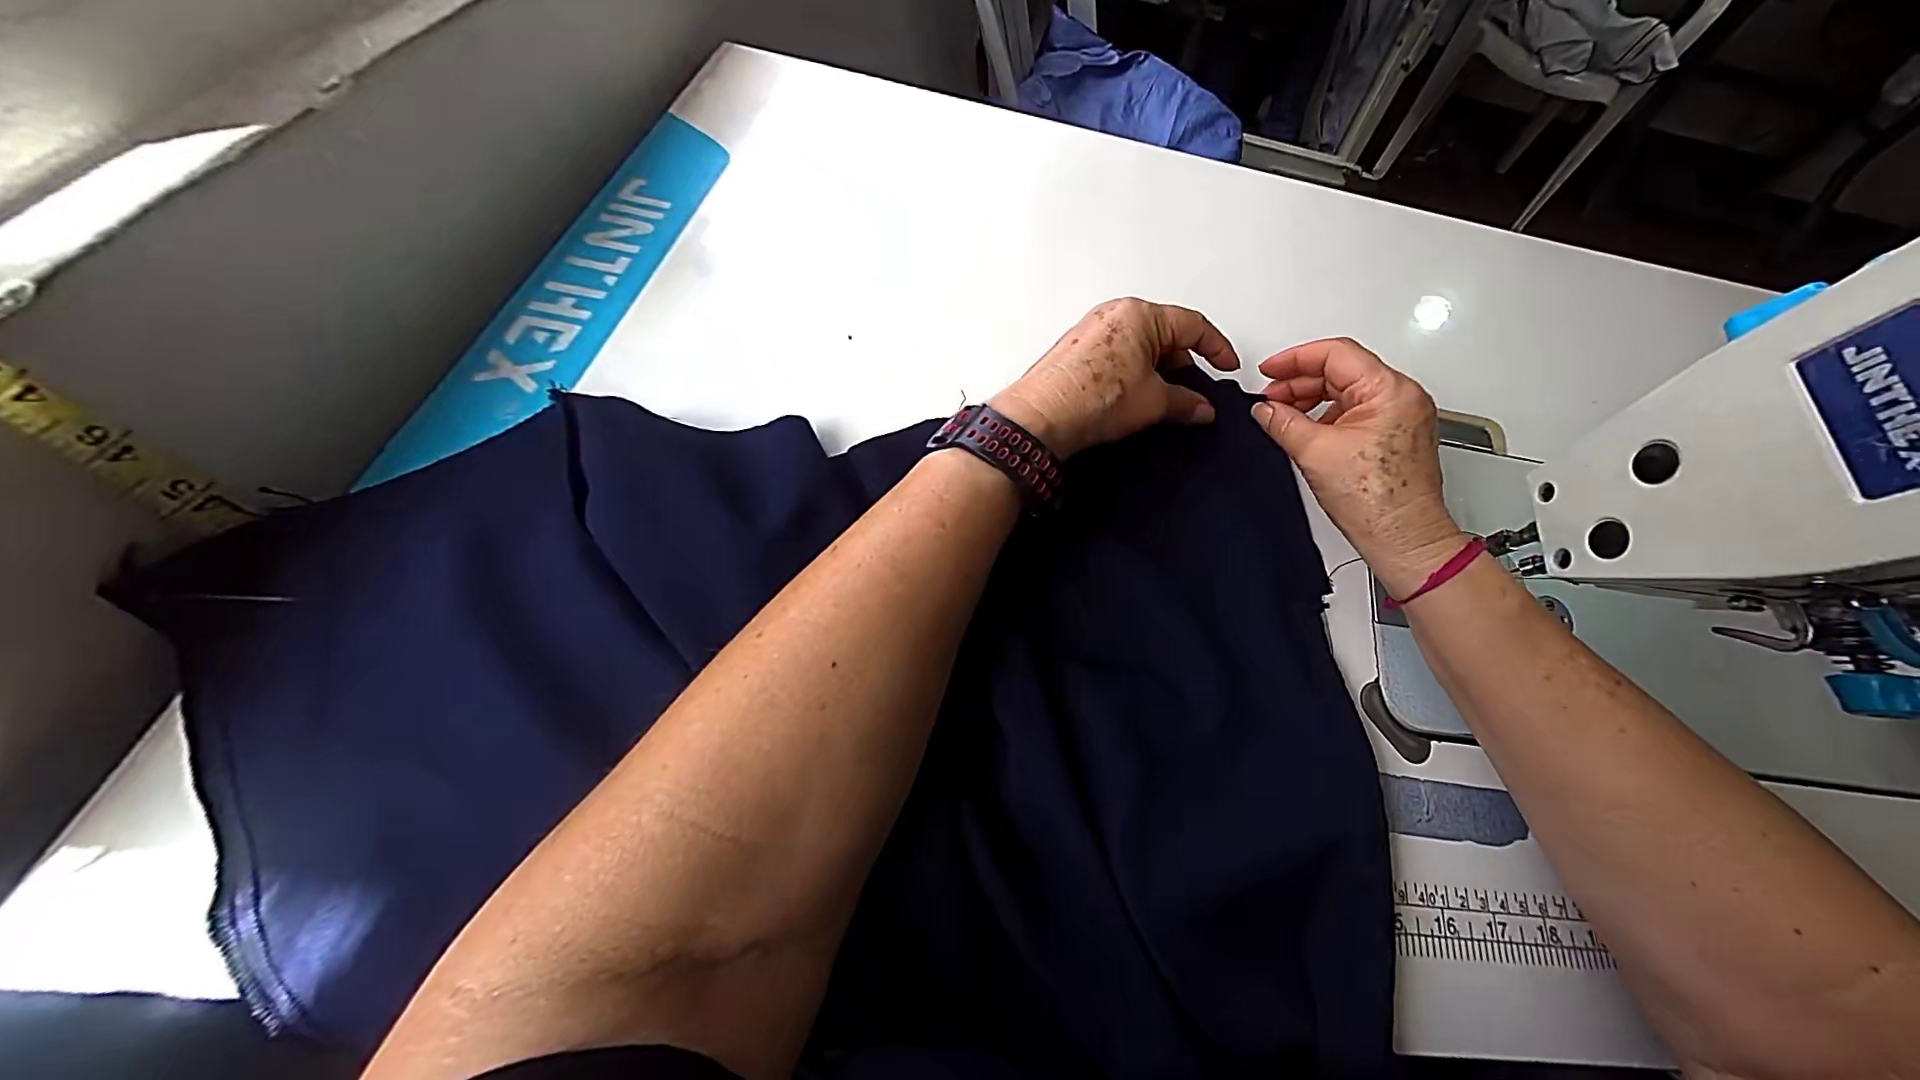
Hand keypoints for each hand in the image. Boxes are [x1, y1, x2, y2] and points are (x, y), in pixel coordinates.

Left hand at [990, 298, 1240, 458]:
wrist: (1040, 418)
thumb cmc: (1087, 398)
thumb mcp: (1153, 402)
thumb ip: (1186, 403)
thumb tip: (1200, 408)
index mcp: (1139, 314)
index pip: (1193, 325)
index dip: (1217, 348)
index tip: (1226, 366)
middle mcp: (1112, 316)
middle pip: (1164, 335)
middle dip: (1182, 365)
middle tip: (1190, 394)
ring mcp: (1091, 333)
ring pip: (1139, 348)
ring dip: (1154, 374)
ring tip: (1156, 404)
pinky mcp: (1075, 353)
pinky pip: (1116, 359)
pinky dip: (1130, 376)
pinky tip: (1129, 403)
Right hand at [1248, 337, 1470, 599]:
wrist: (1402, 536)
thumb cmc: (1378, 500)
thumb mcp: (1314, 451)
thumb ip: (1283, 422)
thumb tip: (1264, 408)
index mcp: (1389, 390)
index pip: (1336, 354)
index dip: (1295, 359)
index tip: (1268, 370)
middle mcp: (1401, 397)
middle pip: (1341, 370)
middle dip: (1299, 381)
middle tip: (1269, 398)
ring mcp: (1400, 416)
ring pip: (1346, 391)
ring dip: (1310, 399)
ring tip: (1281, 415)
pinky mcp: (1393, 435)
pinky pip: (1354, 411)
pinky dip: (1325, 415)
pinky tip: (1303, 429)